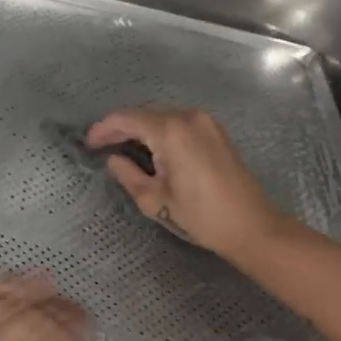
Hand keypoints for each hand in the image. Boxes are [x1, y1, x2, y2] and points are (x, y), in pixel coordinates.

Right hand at [86, 106, 294, 256]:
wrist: (252, 227)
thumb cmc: (200, 216)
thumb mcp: (154, 199)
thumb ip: (127, 174)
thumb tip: (113, 159)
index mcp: (170, 131)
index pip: (125, 118)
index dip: (103, 129)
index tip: (88, 145)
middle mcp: (187, 117)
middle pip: (143, 113)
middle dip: (120, 128)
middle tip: (103, 148)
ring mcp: (205, 121)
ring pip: (161, 116)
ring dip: (140, 129)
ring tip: (124, 149)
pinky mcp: (216, 131)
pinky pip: (178, 122)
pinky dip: (160, 131)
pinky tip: (152, 150)